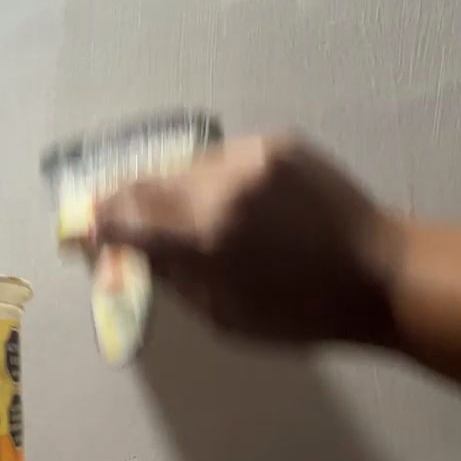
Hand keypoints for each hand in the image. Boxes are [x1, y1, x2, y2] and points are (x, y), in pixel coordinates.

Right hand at [92, 135, 402, 343]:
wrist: (381, 274)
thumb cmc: (301, 313)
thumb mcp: (224, 316)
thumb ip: (171, 278)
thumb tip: (128, 253)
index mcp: (204, 240)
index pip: (125, 224)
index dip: (95, 228)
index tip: (79, 233)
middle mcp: (219, 188)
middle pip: (143, 184)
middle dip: (120, 202)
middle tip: (108, 213)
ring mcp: (249, 159)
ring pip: (182, 168)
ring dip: (169, 192)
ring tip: (177, 214)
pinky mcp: (276, 143)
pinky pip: (221, 161)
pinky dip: (209, 181)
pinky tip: (226, 202)